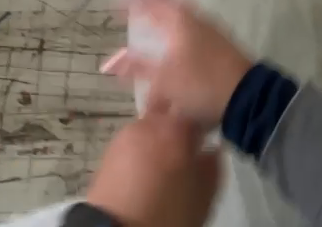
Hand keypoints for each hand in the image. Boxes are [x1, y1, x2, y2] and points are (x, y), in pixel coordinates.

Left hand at [85, 113, 221, 226]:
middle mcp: (150, 122)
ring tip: (161, 169)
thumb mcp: (203, 194)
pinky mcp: (108, 151)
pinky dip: (138, 154)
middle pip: (168, 116)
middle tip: (183, 155)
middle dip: (176, 130)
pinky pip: (131, 145)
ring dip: (156, 142)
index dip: (201, 124)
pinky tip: (142, 175)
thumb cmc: (168, 211)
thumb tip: (212, 150)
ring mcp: (126, 134)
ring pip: (148, 129)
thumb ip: (212, 166)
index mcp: (177, 126)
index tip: (205, 140)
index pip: (195, 110)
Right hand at [100, 0, 252, 124]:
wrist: (245, 95)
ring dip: (169, 14)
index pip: (154, 1)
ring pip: (184, 16)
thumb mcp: (164, 80)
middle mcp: (196, 19)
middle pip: (171, 3)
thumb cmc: (201, 83)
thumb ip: (139, 68)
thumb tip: (112, 63)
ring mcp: (211, 30)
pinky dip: (181, 30)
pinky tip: (179, 41)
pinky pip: (194, 29)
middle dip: (155, 0)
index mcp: (180, 21)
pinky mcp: (221, 45)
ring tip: (158, 16)